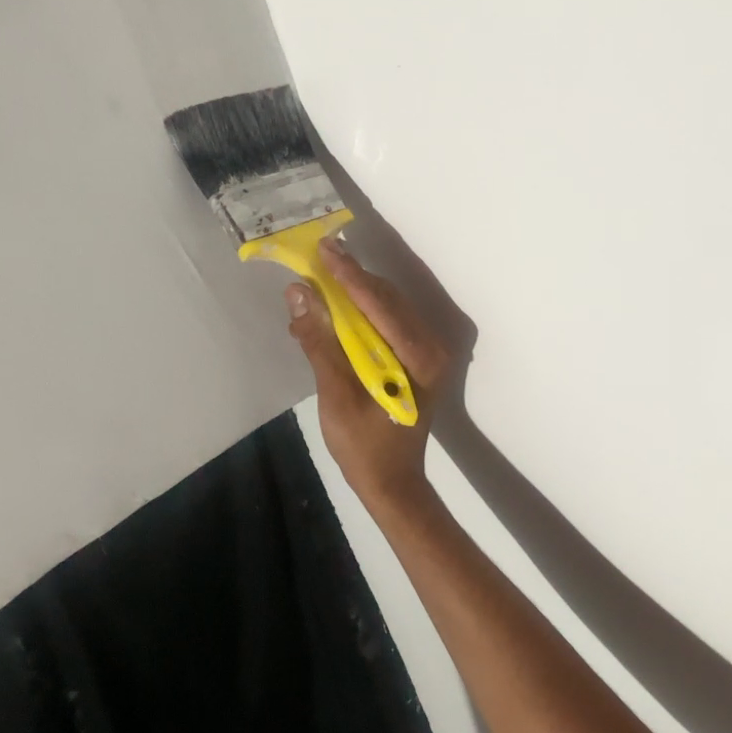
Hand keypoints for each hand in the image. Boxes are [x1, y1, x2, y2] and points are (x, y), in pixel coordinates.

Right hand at [287, 236, 465, 507]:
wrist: (392, 483)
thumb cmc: (364, 447)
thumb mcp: (336, 395)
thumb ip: (320, 341)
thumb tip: (299, 294)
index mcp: (420, 357)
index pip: (380, 304)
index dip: (348, 275)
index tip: (322, 249)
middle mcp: (433, 349)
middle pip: (388, 300)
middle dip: (351, 279)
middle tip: (317, 257)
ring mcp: (429, 355)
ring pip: (389, 309)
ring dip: (355, 294)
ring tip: (320, 281)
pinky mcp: (419, 361)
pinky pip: (390, 325)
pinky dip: (363, 315)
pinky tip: (335, 312)